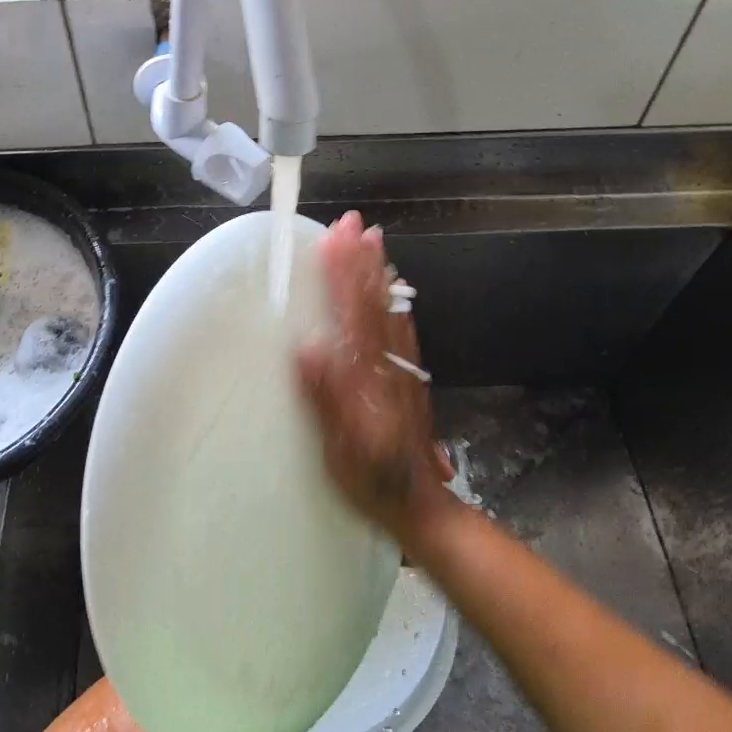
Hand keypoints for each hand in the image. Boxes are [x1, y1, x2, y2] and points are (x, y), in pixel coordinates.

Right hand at [296, 212, 453, 543]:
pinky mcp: (406, 381)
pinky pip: (399, 329)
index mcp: (368, 376)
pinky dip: (391, 302)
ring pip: (389, 312)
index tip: (335, 238)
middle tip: (355, 224)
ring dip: (379, 274)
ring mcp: (400, 371)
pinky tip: (389, 293)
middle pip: (374, 303)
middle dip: (362, 261)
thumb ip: (327, 398)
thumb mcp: (342, 448)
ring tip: (373, 242)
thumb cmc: (373, 481)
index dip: (344, 274)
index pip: (354, 313)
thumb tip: (309, 348)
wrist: (422, 507)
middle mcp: (387, 365)